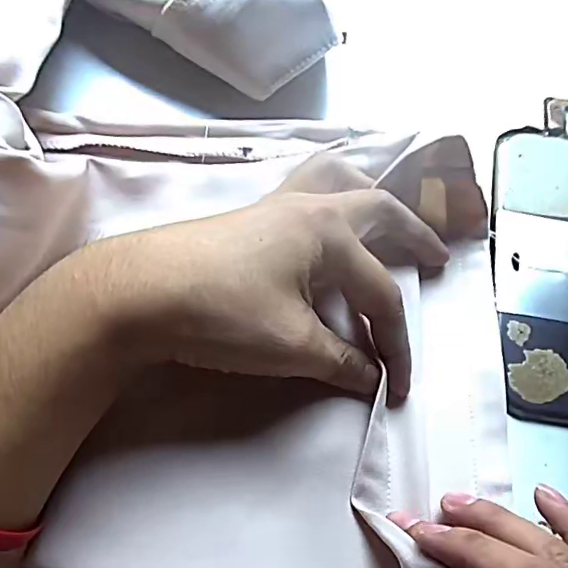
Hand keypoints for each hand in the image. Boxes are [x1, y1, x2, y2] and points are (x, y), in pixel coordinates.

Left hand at [70, 153, 449, 401]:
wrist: (130, 295)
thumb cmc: (220, 313)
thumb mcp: (292, 346)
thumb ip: (342, 361)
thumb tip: (371, 378)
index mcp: (329, 233)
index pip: (381, 296)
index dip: (397, 346)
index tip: (397, 386)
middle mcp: (309, 208)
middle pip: (378, 210)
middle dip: (415, 234)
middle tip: (437, 256)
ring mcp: (276, 206)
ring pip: (337, 181)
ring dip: (371, 196)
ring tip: (387, 216)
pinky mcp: (251, 217)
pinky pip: (305, 191)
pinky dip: (330, 198)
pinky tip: (324, 223)